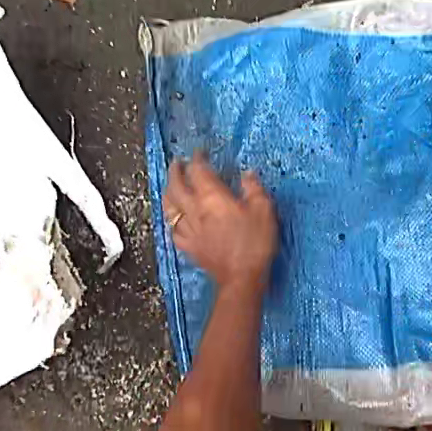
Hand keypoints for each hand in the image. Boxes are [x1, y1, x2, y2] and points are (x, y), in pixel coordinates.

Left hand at [163, 152, 277, 291]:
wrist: (241, 278)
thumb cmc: (254, 243)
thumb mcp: (264, 210)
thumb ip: (253, 188)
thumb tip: (246, 174)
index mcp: (212, 197)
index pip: (198, 171)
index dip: (197, 159)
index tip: (200, 153)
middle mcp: (195, 210)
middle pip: (176, 185)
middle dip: (176, 171)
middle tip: (178, 163)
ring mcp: (188, 230)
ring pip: (169, 207)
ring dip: (168, 192)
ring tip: (170, 186)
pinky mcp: (188, 247)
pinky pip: (173, 230)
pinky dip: (172, 220)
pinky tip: (174, 220)